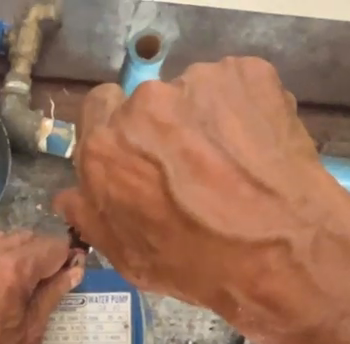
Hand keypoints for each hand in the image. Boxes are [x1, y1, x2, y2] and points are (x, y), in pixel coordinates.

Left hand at [0, 231, 84, 343]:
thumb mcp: (30, 331)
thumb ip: (53, 294)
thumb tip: (74, 270)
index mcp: (15, 268)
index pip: (54, 246)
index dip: (65, 259)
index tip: (67, 273)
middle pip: (27, 238)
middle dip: (40, 255)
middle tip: (42, 282)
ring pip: (0, 240)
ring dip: (14, 254)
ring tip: (13, 283)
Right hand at [54, 58, 349, 343]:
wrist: (279, 249)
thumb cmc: (194, 263)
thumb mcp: (127, 257)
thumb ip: (90, 216)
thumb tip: (71, 194)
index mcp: (105, 149)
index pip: (96, 113)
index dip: (116, 138)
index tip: (136, 161)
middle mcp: (144, 106)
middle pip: (144, 106)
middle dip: (159, 134)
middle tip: (185, 174)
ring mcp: (198, 84)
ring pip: (190, 97)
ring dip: (200, 124)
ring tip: (226, 168)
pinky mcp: (247, 74)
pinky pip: (232, 89)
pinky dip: (238, 115)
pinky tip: (250, 155)